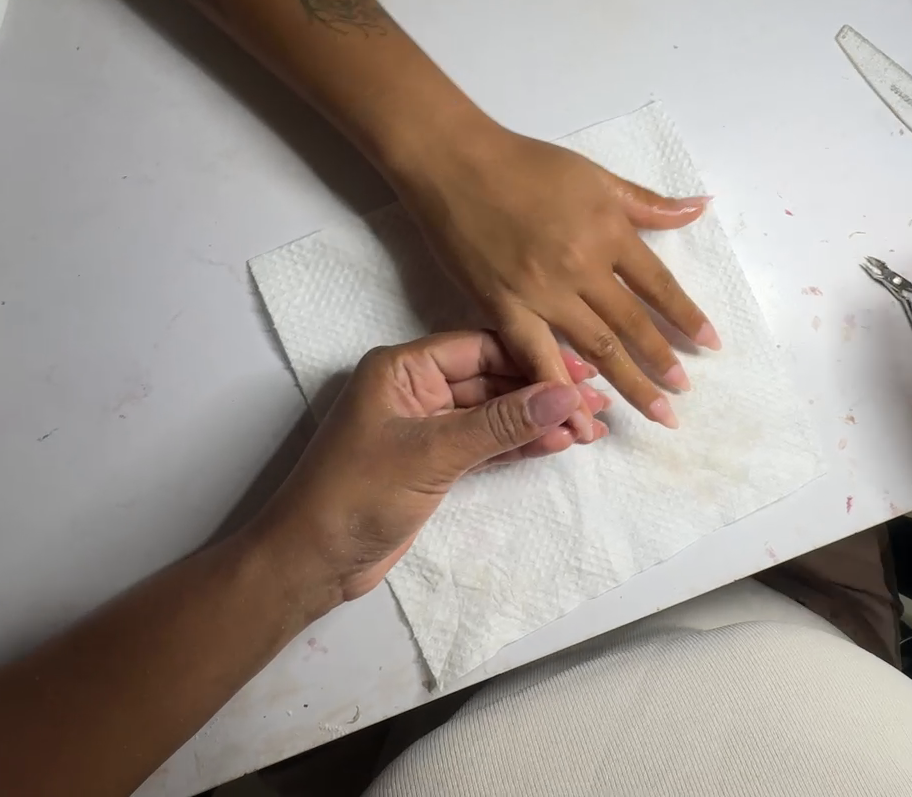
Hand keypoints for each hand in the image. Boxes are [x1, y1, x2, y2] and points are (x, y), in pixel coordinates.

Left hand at [256, 331, 607, 600]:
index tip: (583, 371)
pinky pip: (486, 441)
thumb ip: (501, 424)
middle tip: (598, 404)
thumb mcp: (433, 453)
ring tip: (591, 428)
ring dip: (538, 420)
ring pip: (494, 412)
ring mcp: (428, 424)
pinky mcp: (436, 459)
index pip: (482, 348)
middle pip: (493, 379)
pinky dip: (519, 444)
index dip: (534, 358)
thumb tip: (567, 396)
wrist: (312, 565)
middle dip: (543, 393)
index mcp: (404, 367)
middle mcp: (418, 387)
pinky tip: (558, 444)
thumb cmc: (359, 495)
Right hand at [395, 124, 718, 436]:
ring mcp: (543, 294)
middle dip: (663, 363)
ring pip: (595, 349)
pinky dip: (560, 390)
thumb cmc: (527, 164)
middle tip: (684, 394)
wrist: (457, 164)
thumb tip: (700, 207)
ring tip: (657, 414)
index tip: (710, 343)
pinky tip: (579, 418)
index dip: (687, 316)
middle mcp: (582, 269)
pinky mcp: (504, 309)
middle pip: (633, 325)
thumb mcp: (596, 175)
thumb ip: (648, 203)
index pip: (659, 285)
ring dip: (629, 385)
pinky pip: (537, 358)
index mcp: (608, 232)